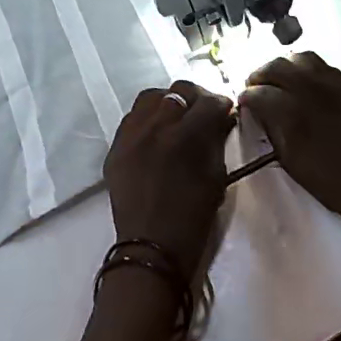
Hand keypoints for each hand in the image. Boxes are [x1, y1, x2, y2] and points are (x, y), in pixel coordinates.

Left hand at [104, 81, 235, 279]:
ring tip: (177, 116)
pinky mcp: (115, 147)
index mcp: (184, 137)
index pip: (207, 103)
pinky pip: (132, 119)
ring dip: (168, 102)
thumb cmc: (192, 218)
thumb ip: (216, 141)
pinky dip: (147, 118)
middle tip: (204, 110)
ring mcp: (130, 136)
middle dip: (196, 97)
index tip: (225, 109)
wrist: (149, 248)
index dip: (221, 103)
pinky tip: (156, 132)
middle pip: (178, 92)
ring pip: (150, 99)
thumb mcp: (215, 178)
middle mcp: (154, 128)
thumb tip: (220, 118)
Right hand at [240, 52, 340, 224]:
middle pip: (276, 66)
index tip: (243, 102)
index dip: (246, 97)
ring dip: (283, 66)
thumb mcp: (290, 159)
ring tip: (278, 79)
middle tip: (255, 86)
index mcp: (293, 115)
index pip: (259, 93)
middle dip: (260, 74)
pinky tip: (303, 82)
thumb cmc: (328, 180)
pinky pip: (323, 65)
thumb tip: (257, 110)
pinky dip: (306, 69)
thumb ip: (271, 128)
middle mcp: (312, 92)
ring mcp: (334, 85)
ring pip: (300, 58)